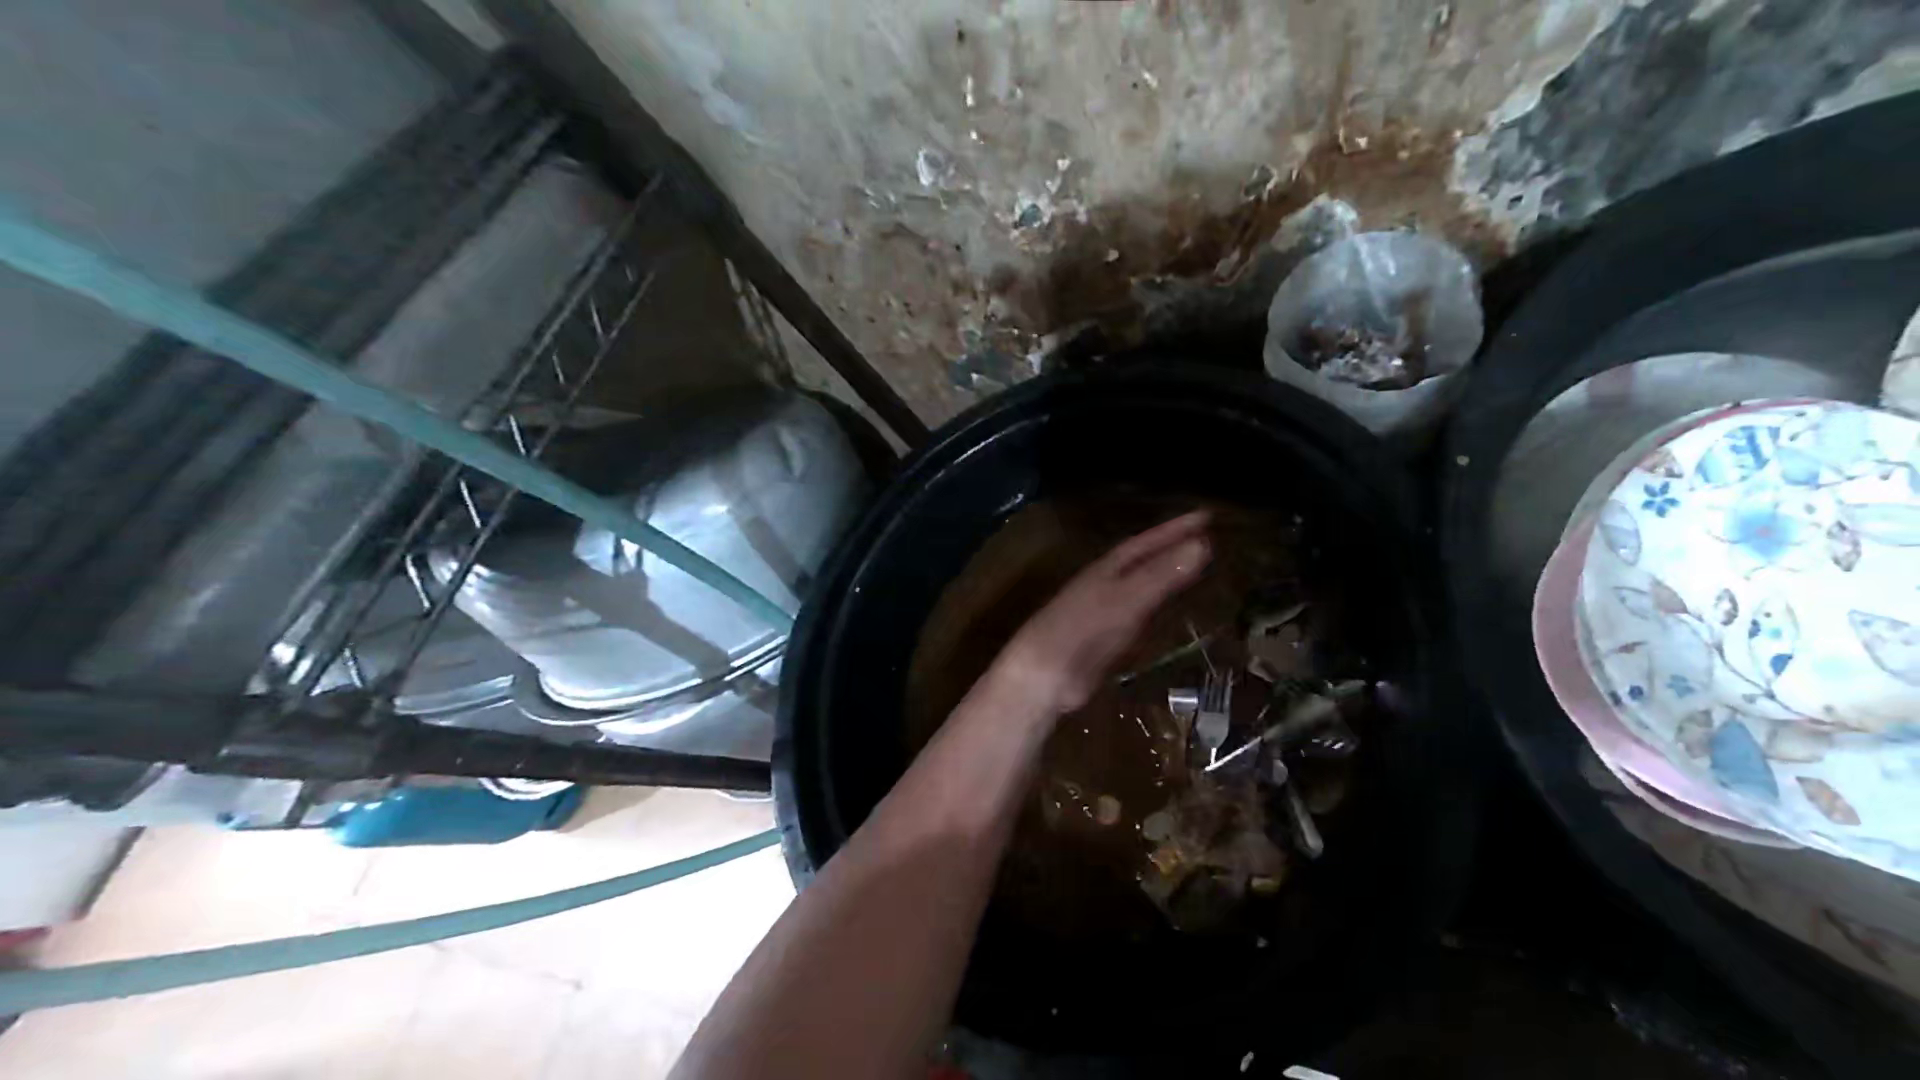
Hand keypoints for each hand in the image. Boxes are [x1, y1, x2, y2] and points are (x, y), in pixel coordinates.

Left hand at [983, 511, 1210, 717]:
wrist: (1046, 674)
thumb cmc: (1083, 629)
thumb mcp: (1126, 598)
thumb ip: (1162, 574)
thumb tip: (1203, 543)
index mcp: (1108, 568)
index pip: (1148, 541)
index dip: (1176, 528)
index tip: (1208, 515)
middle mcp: (1107, 584)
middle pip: (1146, 560)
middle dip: (1175, 548)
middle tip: (1211, 538)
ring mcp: (1107, 612)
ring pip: (1144, 586)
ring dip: (1169, 576)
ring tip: (1201, 569)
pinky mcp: (1109, 640)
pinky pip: (1142, 615)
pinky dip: (1160, 609)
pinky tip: (1174, 613)